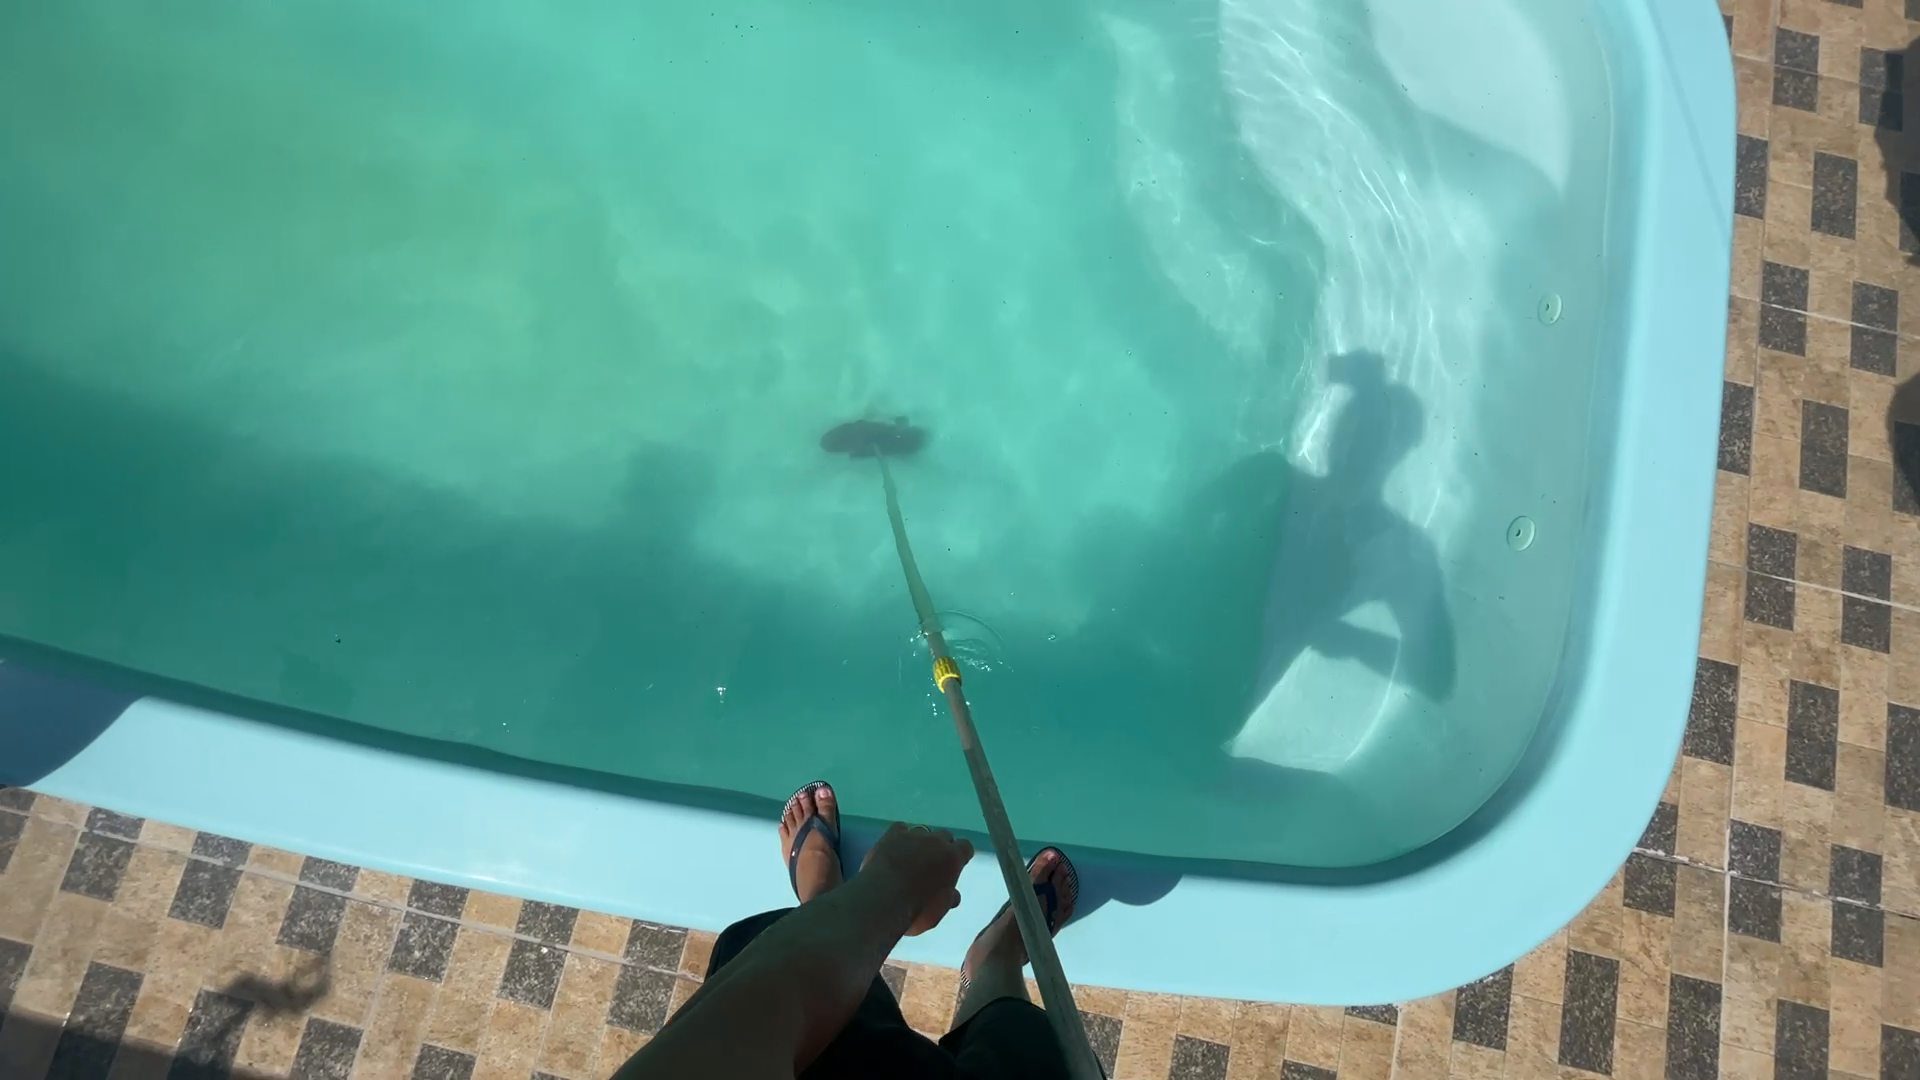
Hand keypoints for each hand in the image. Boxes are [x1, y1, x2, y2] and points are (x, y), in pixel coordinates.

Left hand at [859, 823, 973, 936]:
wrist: (882, 900)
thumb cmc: (915, 911)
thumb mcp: (938, 910)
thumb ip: (948, 898)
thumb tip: (954, 894)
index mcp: (952, 858)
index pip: (965, 847)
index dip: (960, 855)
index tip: (954, 865)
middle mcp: (936, 841)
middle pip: (945, 835)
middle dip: (941, 847)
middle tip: (932, 864)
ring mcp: (914, 835)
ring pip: (923, 831)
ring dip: (920, 842)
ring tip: (911, 858)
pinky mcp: (892, 834)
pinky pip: (901, 828)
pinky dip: (900, 836)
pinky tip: (895, 847)